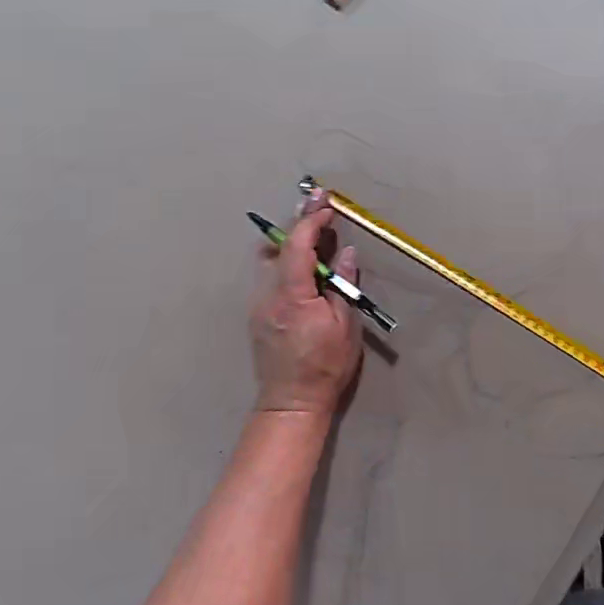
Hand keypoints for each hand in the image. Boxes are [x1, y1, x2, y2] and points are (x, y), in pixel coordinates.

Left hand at [248, 190, 362, 417]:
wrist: (291, 402)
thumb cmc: (325, 366)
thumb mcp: (345, 326)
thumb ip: (342, 284)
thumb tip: (345, 253)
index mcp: (292, 296)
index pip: (297, 246)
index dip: (311, 221)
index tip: (326, 205)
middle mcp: (268, 295)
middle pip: (278, 246)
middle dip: (299, 222)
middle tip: (317, 202)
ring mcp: (259, 304)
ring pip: (271, 260)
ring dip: (292, 241)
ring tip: (313, 229)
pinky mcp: (257, 314)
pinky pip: (270, 277)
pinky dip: (286, 261)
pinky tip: (303, 264)